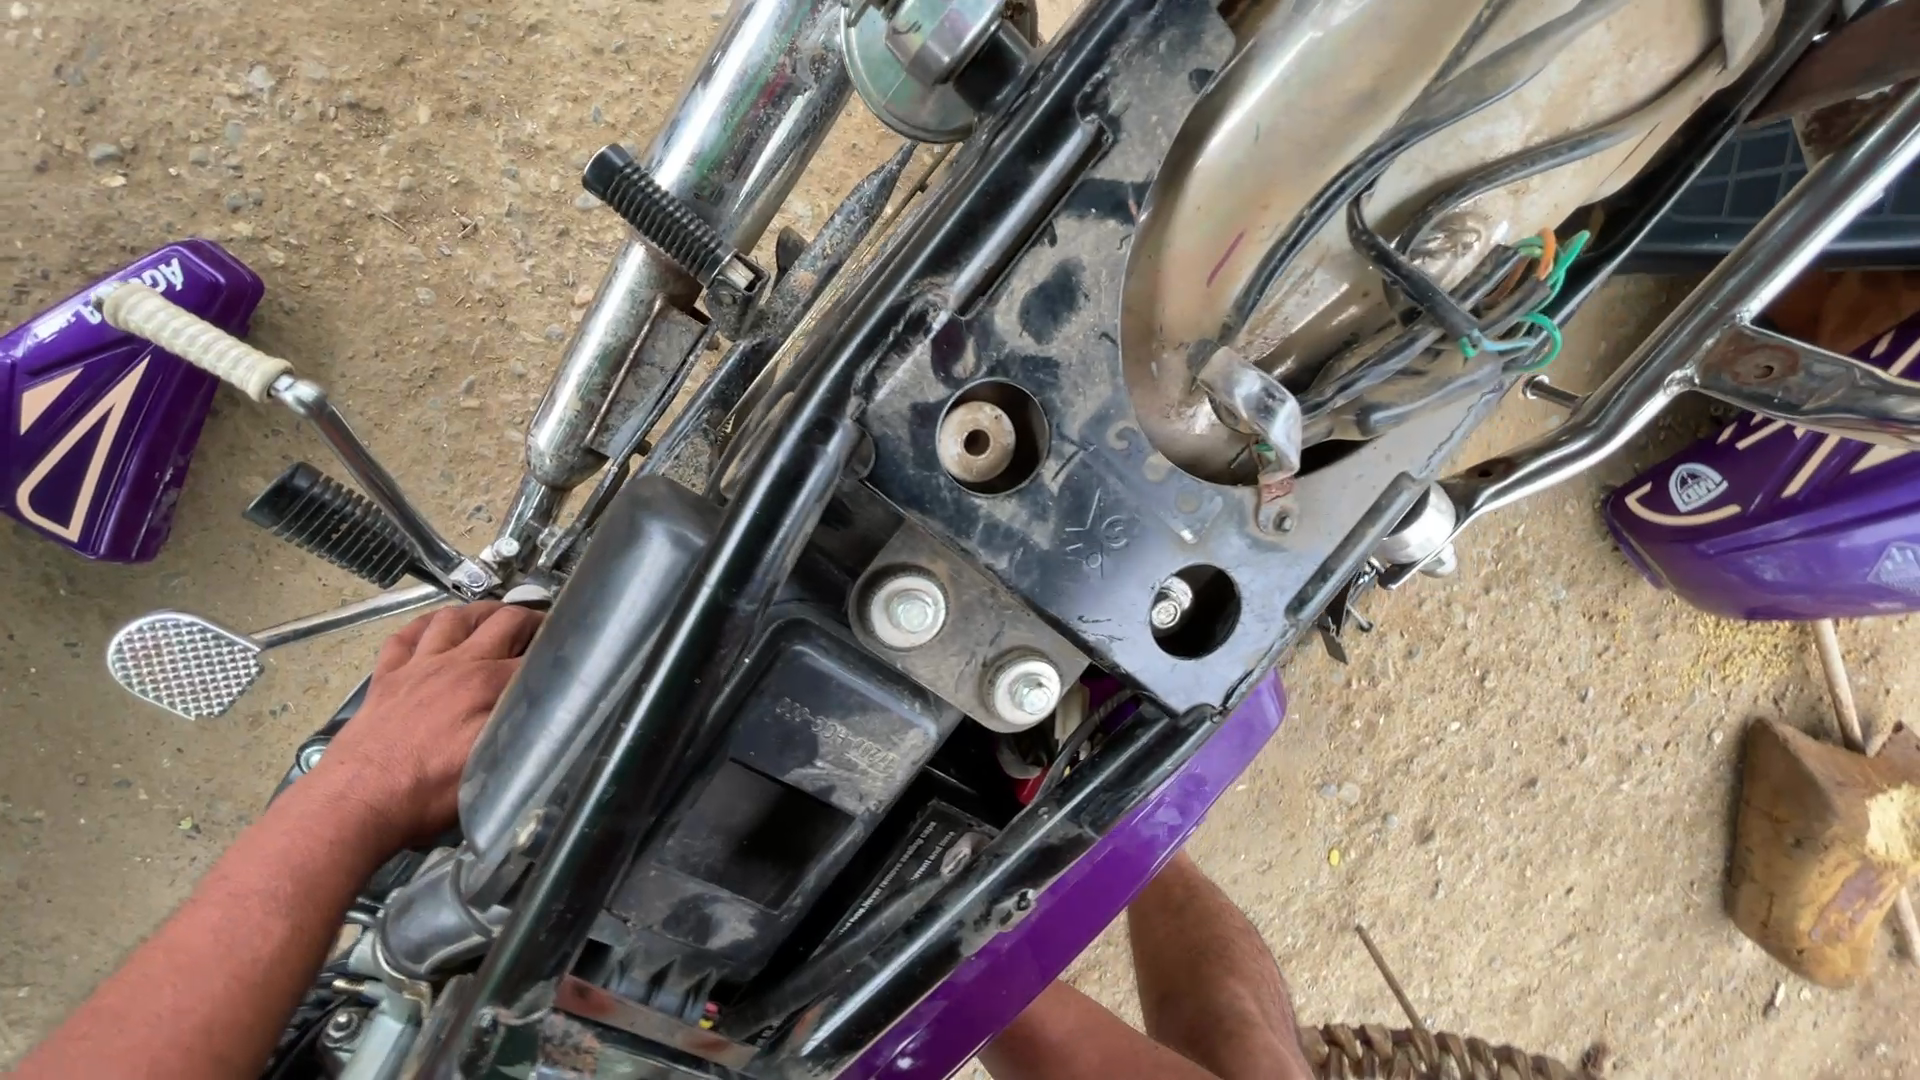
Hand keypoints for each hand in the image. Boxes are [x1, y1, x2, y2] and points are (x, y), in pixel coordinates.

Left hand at [307, 601, 543, 850]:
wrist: (353, 806)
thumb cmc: (425, 790)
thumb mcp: (492, 762)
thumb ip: (525, 725)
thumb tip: (556, 704)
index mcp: (484, 683)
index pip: (536, 655)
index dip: (559, 651)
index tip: (573, 653)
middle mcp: (453, 665)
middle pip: (501, 622)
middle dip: (529, 618)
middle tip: (544, 628)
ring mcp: (415, 669)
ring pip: (452, 619)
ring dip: (480, 612)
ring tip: (497, 615)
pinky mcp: (385, 681)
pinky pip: (403, 638)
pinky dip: (423, 625)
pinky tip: (434, 626)